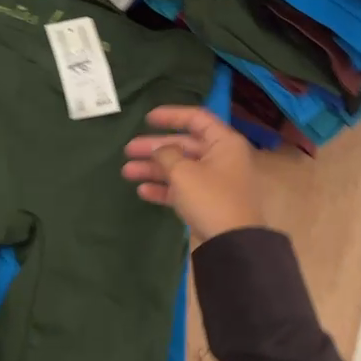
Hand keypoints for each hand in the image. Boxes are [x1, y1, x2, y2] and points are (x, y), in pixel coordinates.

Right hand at [122, 106, 268, 241]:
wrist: (233, 245)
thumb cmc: (210, 198)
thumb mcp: (183, 172)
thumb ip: (166, 155)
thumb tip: (160, 150)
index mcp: (223, 143)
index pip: (196, 118)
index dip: (171, 115)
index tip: (147, 118)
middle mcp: (221, 158)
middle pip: (184, 145)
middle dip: (154, 148)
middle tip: (128, 150)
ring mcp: (215, 181)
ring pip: (180, 168)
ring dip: (154, 169)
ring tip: (127, 172)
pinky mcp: (208, 202)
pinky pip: (183, 189)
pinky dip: (164, 188)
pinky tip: (143, 191)